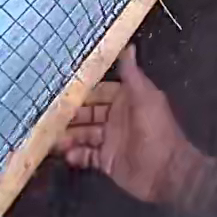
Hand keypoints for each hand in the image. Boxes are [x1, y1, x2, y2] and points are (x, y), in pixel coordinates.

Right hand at [56, 44, 216, 206]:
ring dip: (69, 136)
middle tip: (49, 116)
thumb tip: (128, 45)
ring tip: (53, 139)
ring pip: (85, 134)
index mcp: (126, 100)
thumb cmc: (156, 129)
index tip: (62, 91)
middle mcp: (116, 118)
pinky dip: (77, 155)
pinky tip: (67, 154)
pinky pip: (88, 155)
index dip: (83, 92)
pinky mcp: (108, 161)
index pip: (100, 92)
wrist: (167, 171)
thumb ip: (132, 74)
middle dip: (71, 115)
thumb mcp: (144, 97)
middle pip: (88, 113)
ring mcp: (111, 140)